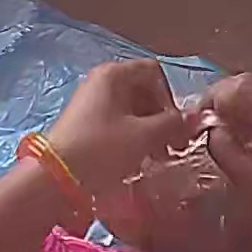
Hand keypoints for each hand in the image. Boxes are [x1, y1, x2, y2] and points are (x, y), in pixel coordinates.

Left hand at [46, 60, 190, 195]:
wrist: (55, 178)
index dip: (170, 97)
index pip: (154, 72)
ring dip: (150, 130)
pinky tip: (137, 158)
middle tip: (172, 146)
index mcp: (114, 74)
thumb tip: (196, 118)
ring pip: (131, 109)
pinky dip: (132, 136)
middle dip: (162, 117)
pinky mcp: (84, 123)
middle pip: (143, 90)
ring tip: (157, 157)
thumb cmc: (102, 148)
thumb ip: (173, 124)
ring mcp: (91, 102)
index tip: (175, 125)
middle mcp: (101, 81)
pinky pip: (117, 122)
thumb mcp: (143, 136)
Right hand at [201, 73, 251, 251]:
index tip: (195, 122)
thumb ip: (226, 149)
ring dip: (236, 107)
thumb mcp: (248, 188)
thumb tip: (211, 128)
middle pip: (250, 82)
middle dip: (222, 100)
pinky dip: (251, 115)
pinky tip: (243, 141)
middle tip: (204, 127)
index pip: (240, 87)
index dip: (212, 98)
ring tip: (221, 134)